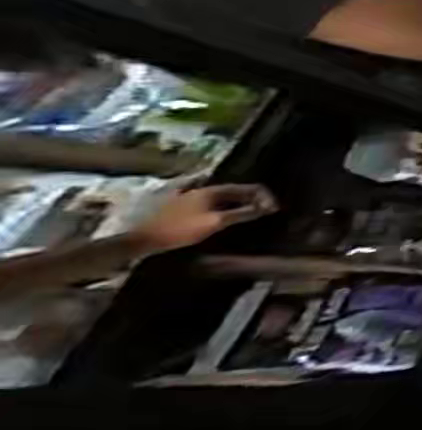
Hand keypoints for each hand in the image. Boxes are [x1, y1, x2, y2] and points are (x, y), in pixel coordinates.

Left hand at [131, 184, 276, 253]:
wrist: (139, 241)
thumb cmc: (179, 229)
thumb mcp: (215, 222)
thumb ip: (243, 213)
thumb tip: (268, 207)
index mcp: (214, 190)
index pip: (250, 188)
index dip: (266, 197)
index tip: (274, 210)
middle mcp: (204, 190)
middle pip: (238, 191)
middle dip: (255, 200)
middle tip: (264, 213)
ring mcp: (192, 198)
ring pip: (226, 198)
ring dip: (241, 205)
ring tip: (248, 217)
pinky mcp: (184, 208)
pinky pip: (214, 204)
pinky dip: (226, 209)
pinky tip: (226, 219)